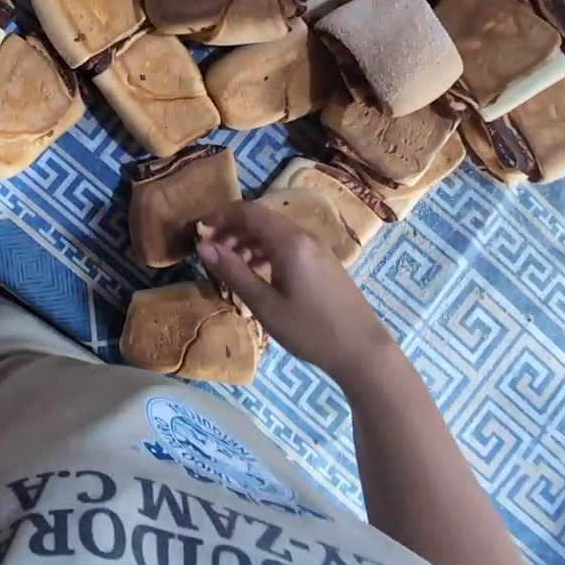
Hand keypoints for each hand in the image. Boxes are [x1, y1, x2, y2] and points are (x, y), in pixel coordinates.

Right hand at [196, 202, 399, 383]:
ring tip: (231, 264)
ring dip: (249, 241)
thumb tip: (203, 246)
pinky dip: (266, 250)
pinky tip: (259, 272)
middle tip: (212, 251)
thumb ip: (233, 272)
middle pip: (262, 219)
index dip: (221, 216)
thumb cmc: (311, 330)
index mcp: (289, 242)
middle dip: (233, 229)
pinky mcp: (324, 262)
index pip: (249, 212)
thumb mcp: (264, 304)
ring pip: (275, 232)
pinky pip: (288, 244)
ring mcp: (318, 249)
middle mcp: (304, 237)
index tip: (199, 230)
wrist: (365, 353)